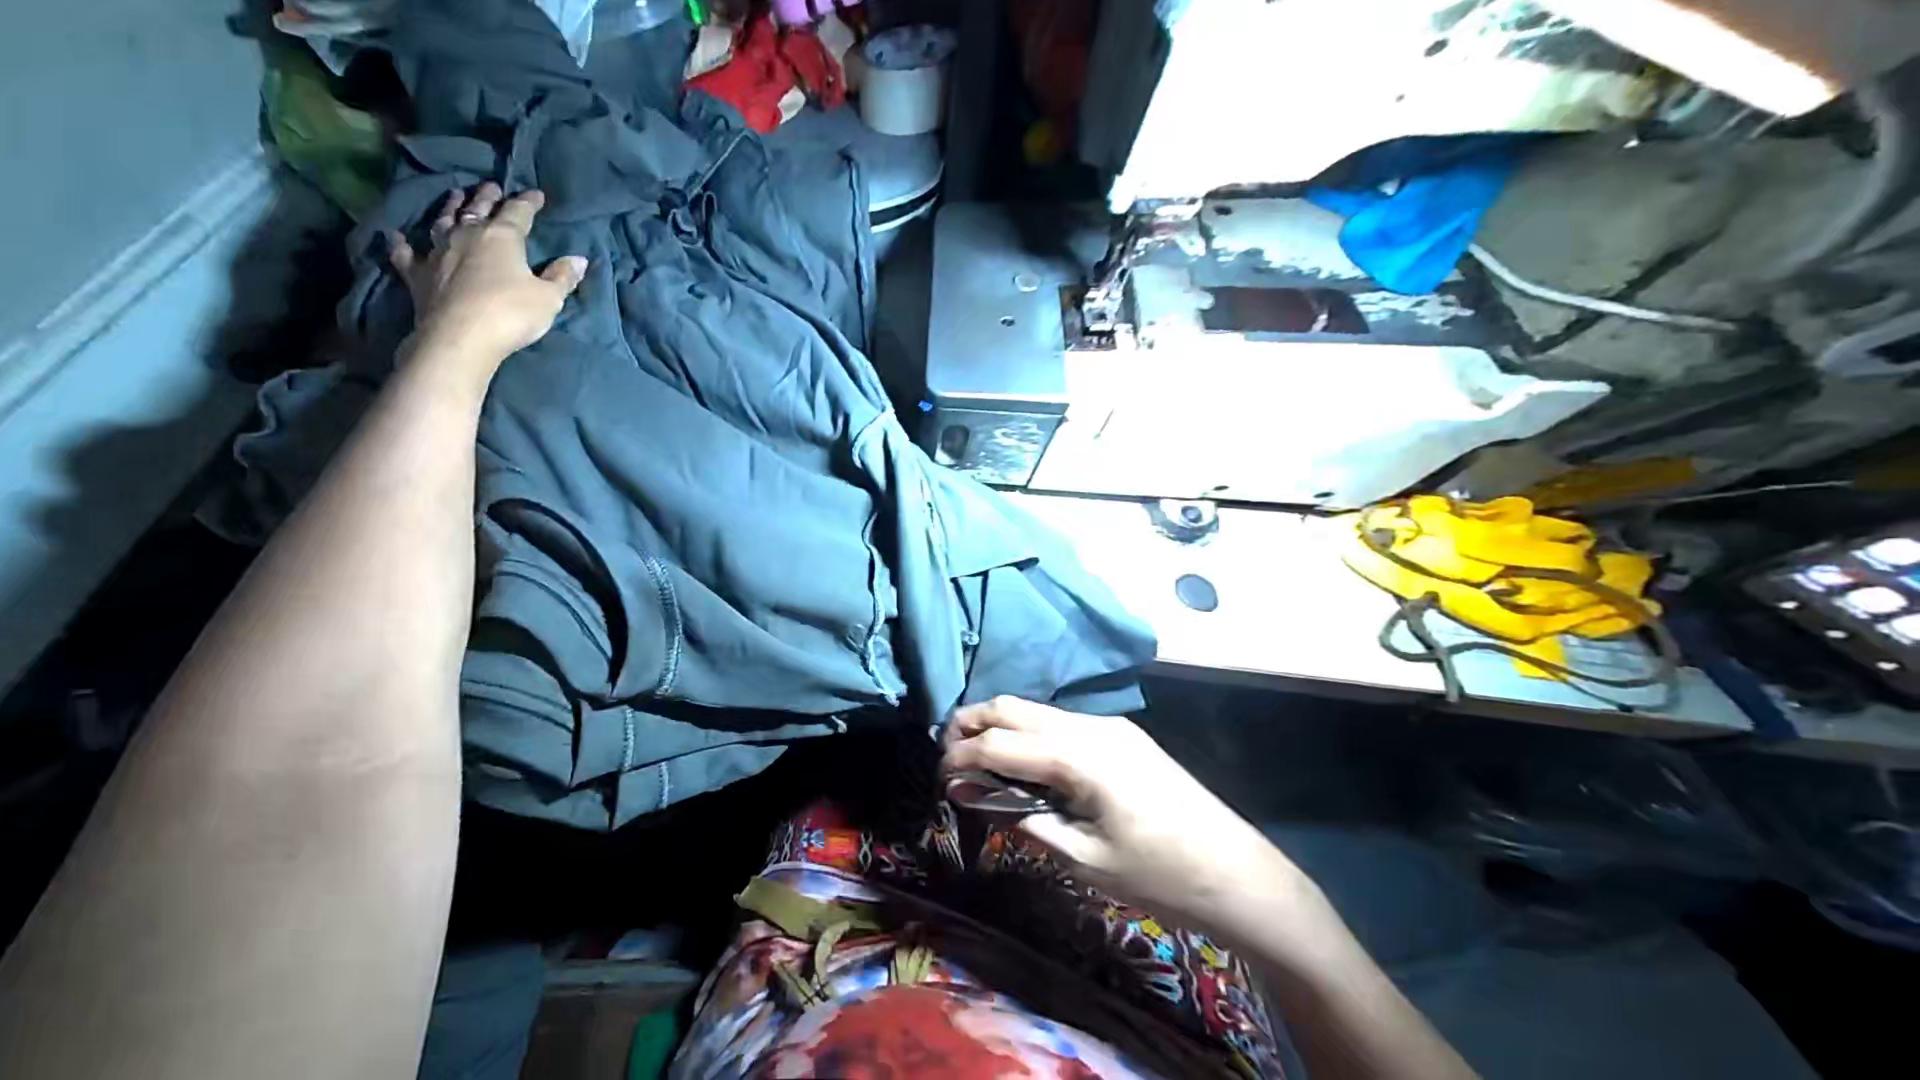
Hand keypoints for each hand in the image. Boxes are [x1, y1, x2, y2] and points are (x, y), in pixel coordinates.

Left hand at [387, 183, 587, 365]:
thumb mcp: (549, 298)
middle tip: (490, 186)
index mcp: (501, 237)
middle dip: (487, 197)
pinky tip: (396, 235)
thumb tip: (578, 259)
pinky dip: (401, 243)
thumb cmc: (511, 314)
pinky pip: (406, 254)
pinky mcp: (418, 274)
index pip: (518, 212)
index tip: (536, 194)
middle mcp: (466, 235)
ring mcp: (438, 252)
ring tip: (454, 196)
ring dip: (449, 207)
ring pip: (443, 221)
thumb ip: (562, 277)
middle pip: (477, 209)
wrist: (461, 337)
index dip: (528, 202)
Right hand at [942, 697, 1336, 945]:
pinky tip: (1022, 763)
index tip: (937, 777)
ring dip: (1000, 726)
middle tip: (948, 757)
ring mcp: (1108, 726)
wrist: (1234, 871)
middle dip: (972, 724)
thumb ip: (1021, 818)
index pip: (1000, 741)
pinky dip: (1029, 734)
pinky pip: (1060, 722)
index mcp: (1079, 755)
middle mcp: (1090, 726)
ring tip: (976, 761)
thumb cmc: (1156, 874)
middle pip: (1014, 707)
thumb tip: (971, 793)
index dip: (961, 755)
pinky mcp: (1119, 735)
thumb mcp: (1081, 858)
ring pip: (1036, 710)